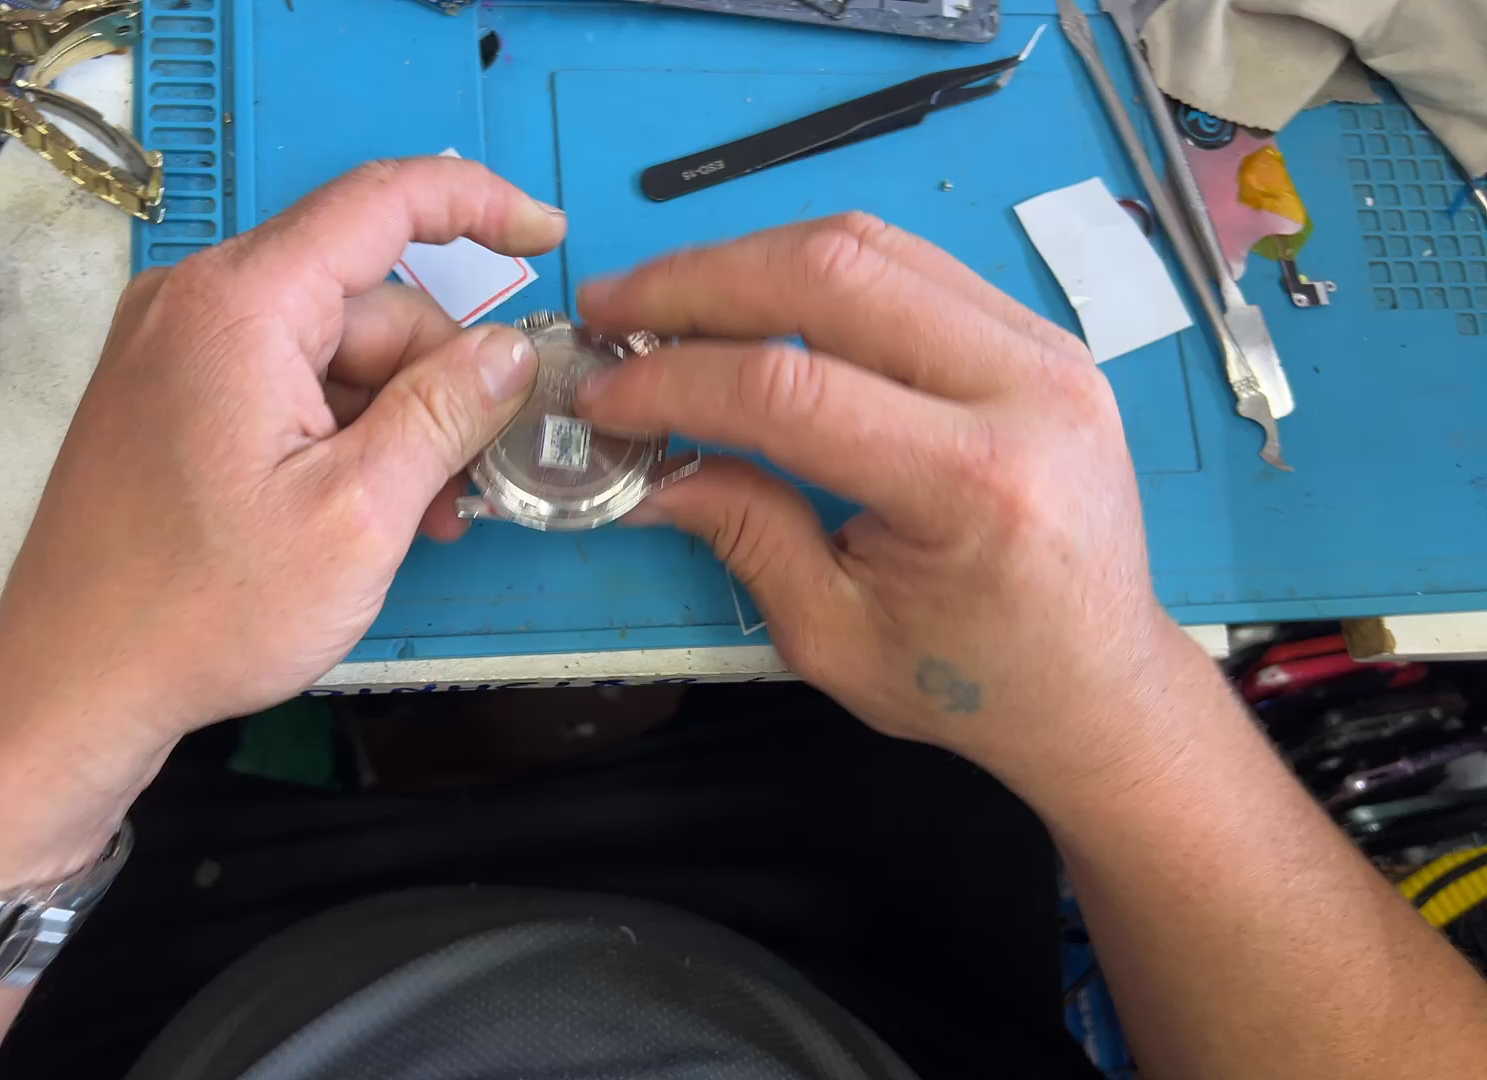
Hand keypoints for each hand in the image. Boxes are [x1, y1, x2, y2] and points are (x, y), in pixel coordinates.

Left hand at [0, 158, 563, 741]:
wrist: (78, 686)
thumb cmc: (211, 607)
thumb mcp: (359, 512)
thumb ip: (444, 414)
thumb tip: (510, 350)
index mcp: (243, 305)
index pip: (379, 204)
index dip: (477, 205)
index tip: (546, 233)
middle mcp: (205, 307)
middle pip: (371, 308)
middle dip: (442, 383)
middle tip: (481, 473)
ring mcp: (190, 357)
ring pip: (342, 359)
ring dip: (404, 425)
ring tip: (435, 511)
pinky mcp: (188, 405)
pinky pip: (299, 394)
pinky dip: (354, 439)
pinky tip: (383, 506)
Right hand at [576, 213, 1202, 786]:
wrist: (1098, 681)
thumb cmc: (964, 680)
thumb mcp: (829, 634)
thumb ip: (741, 533)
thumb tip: (647, 474)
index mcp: (974, 484)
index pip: (789, 390)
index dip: (673, 381)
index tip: (599, 392)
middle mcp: (1023, 385)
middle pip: (829, 276)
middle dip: (692, 283)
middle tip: (606, 305)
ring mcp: (1041, 342)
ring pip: (863, 246)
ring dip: (739, 261)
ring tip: (658, 296)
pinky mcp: (1031, 332)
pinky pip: (898, 262)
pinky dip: (799, 267)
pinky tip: (742, 297)